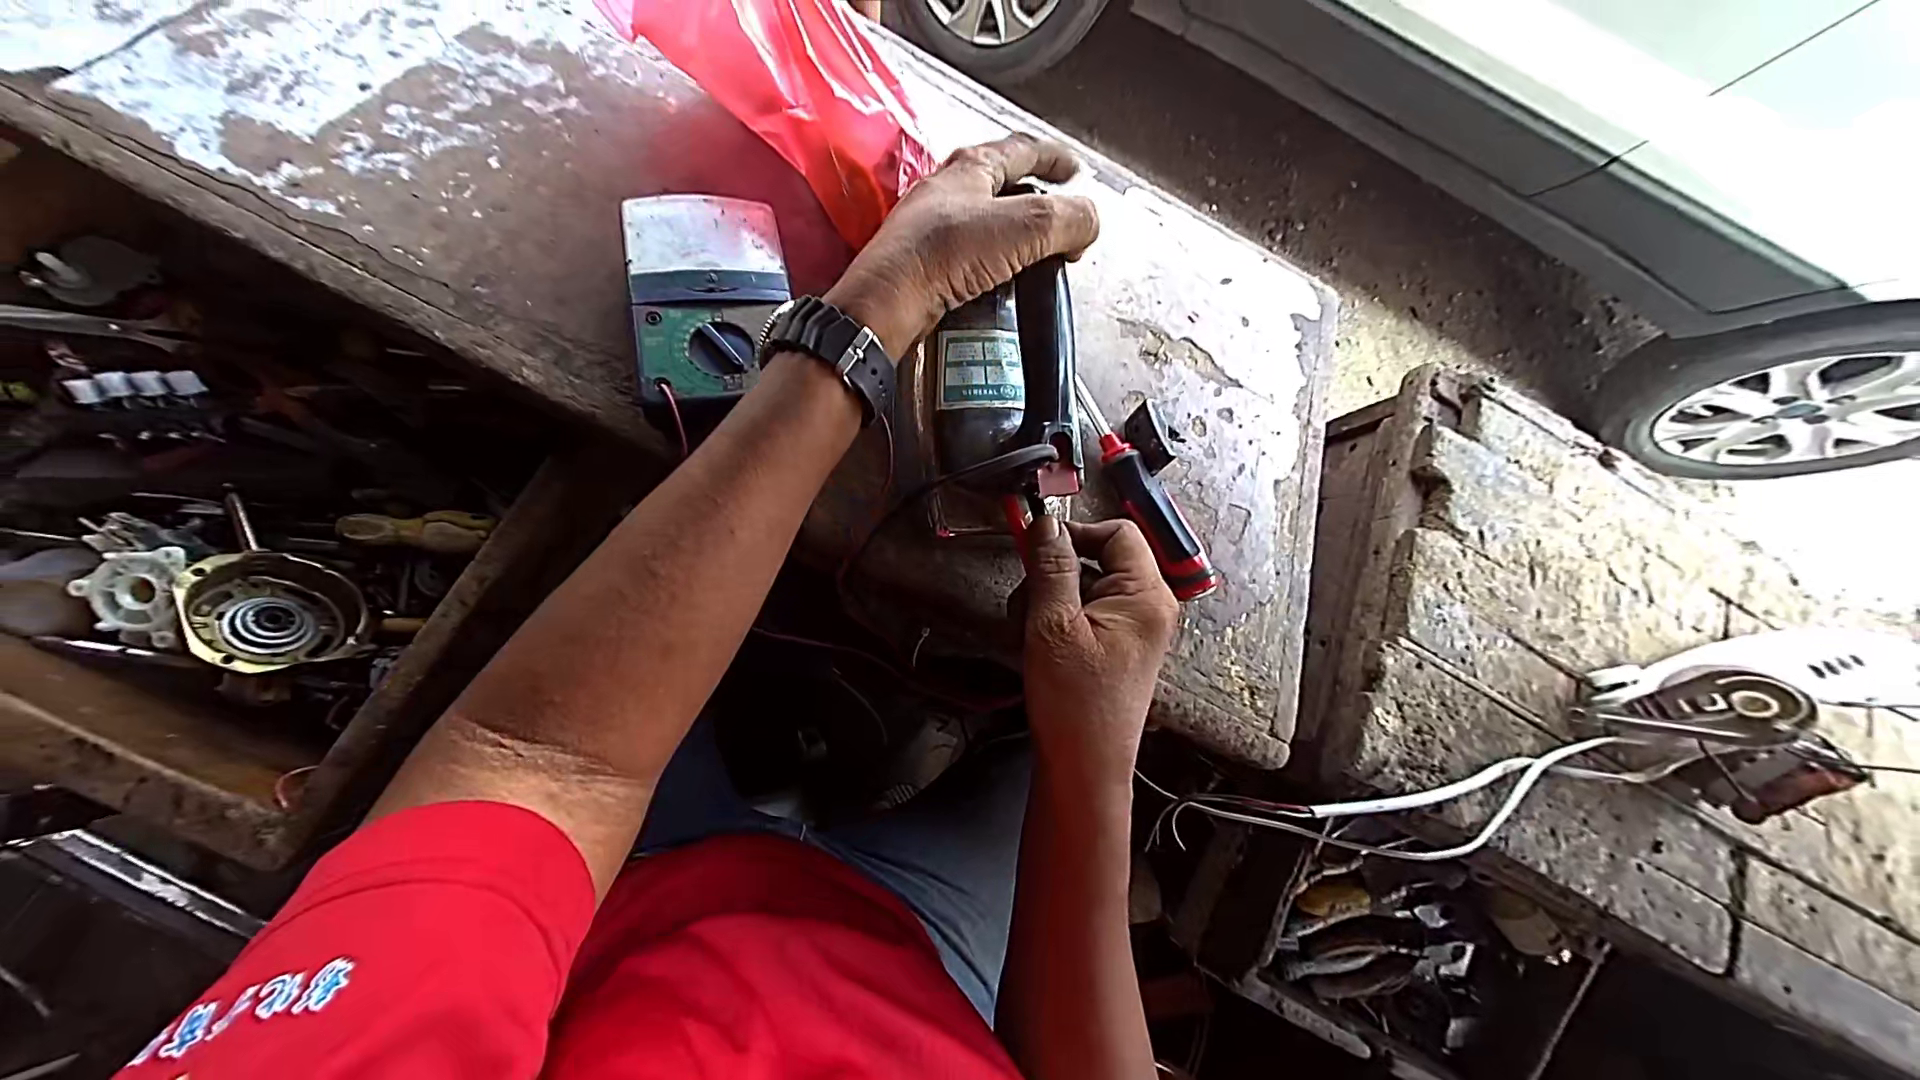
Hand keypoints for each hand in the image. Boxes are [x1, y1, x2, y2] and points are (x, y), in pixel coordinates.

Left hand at [825, 133, 1099, 357]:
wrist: (888, 305)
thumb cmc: (938, 257)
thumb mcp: (1022, 228)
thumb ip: (1066, 219)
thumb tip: (1090, 222)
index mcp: (970, 169)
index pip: (1024, 150)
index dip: (1056, 159)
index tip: (1075, 172)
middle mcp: (947, 194)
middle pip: (1003, 186)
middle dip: (1036, 201)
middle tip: (1059, 220)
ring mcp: (933, 231)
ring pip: (985, 224)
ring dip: (1015, 236)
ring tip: (1036, 256)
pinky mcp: (926, 266)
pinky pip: (970, 257)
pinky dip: (994, 264)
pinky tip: (1002, 282)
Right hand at [1019, 515, 1178, 786]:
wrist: (1083, 766)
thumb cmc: (1076, 705)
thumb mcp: (1053, 625)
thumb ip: (1051, 567)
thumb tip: (1047, 524)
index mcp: (1146, 596)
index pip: (1117, 532)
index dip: (1076, 534)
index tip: (1039, 547)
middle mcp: (1146, 607)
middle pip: (1096, 558)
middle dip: (1053, 576)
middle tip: (1031, 605)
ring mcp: (1129, 626)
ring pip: (1080, 585)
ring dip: (1046, 601)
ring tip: (1031, 635)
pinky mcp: (1112, 643)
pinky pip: (1080, 611)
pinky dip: (1052, 621)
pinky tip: (1037, 646)